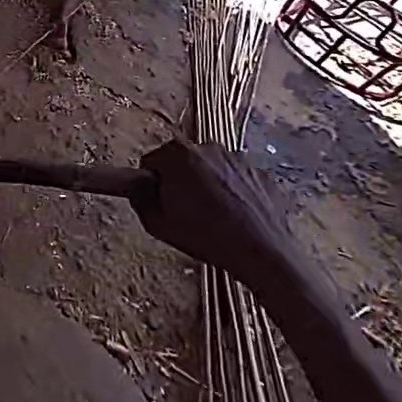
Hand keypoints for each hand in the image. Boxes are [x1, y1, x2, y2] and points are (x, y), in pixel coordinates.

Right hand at [131, 139, 293, 282]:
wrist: (264, 255)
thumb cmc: (207, 237)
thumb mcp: (158, 224)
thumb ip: (139, 201)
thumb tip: (137, 190)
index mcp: (177, 153)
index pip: (152, 162)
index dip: (154, 185)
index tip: (165, 204)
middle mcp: (207, 147)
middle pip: (182, 162)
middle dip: (181, 181)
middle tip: (188, 211)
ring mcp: (237, 158)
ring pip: (210, 169)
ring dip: (208, 185)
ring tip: (215, 216)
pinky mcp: (260, 173)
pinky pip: (237, 178)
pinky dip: (234, 191)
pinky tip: (237, 216)